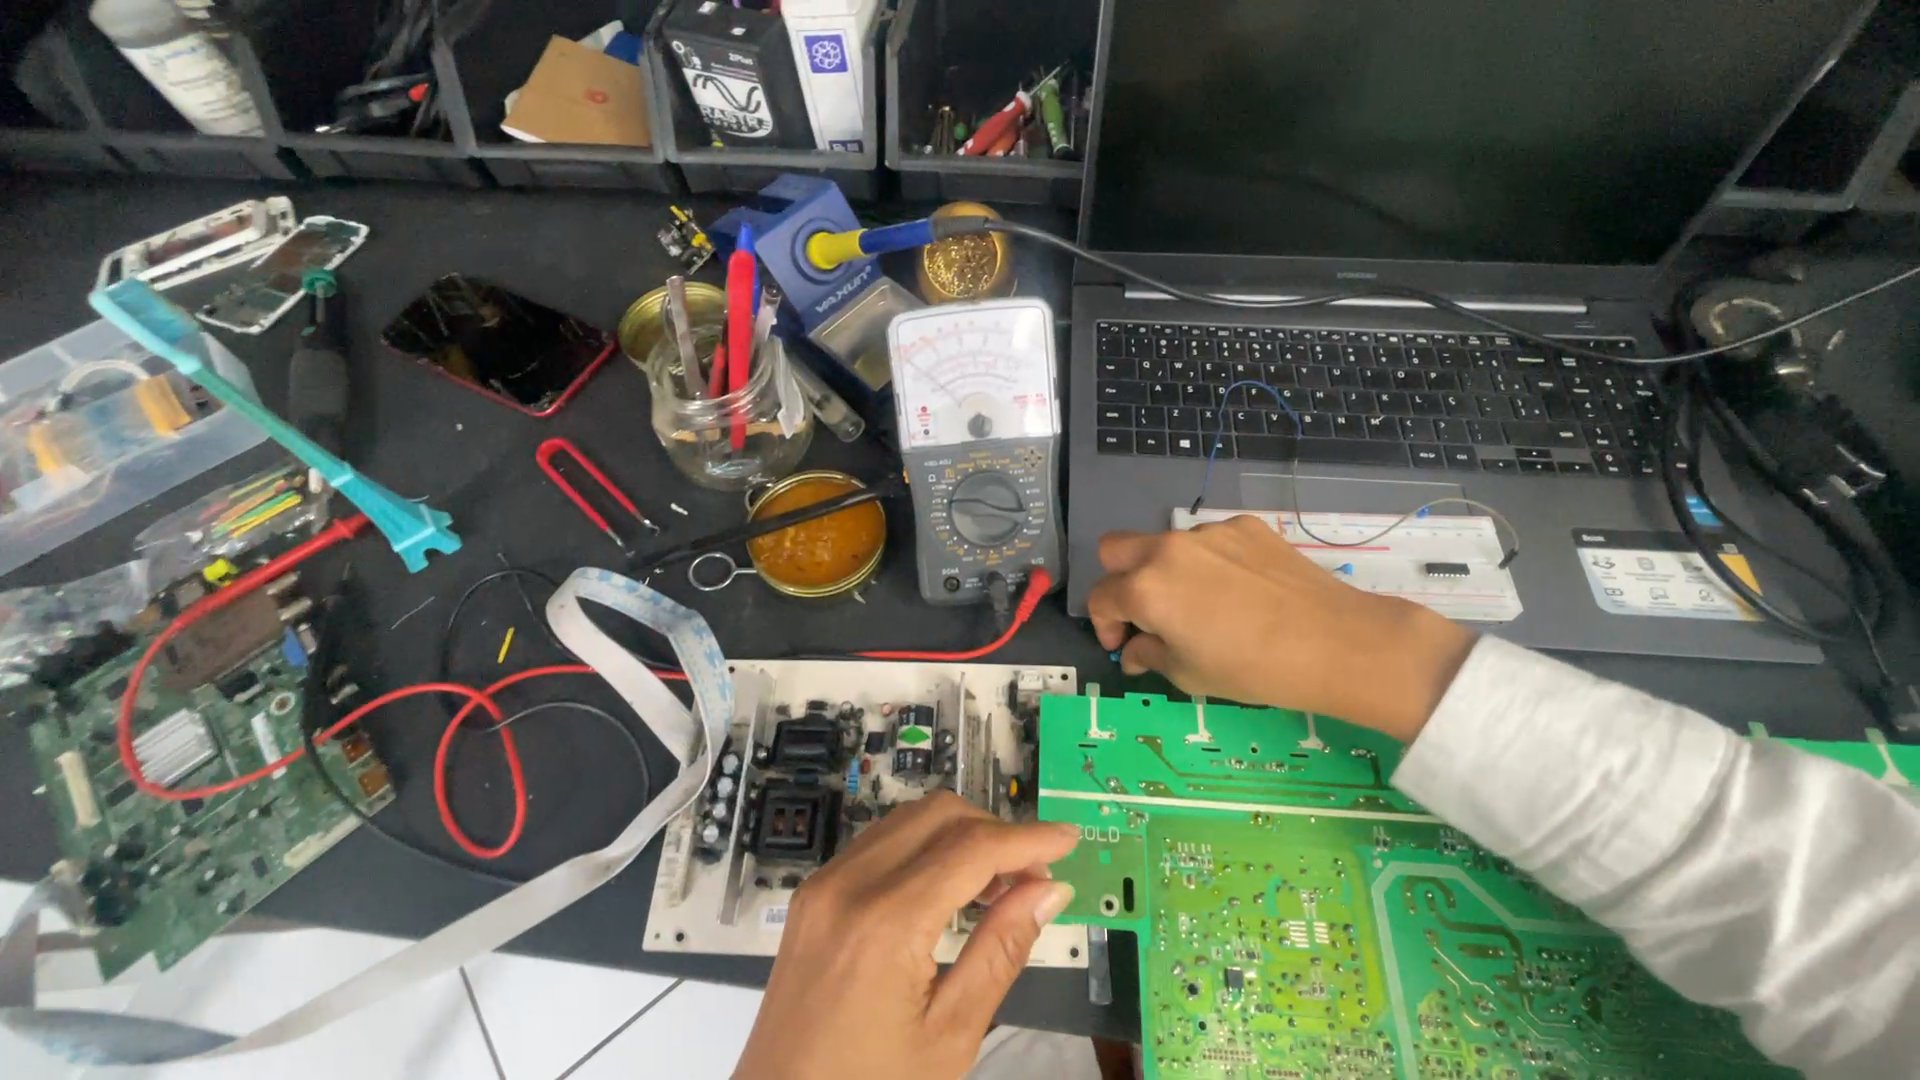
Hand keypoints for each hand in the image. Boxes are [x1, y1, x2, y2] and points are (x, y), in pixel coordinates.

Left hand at [734, 793, 1079, 1079]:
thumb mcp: (949, 1035)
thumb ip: (1001, 951)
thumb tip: (1049, 890)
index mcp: (886, 922)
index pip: (972, 848)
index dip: (1028, 838)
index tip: (1069, 840)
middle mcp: (849, 883)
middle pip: (940, 814)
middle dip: (996, 831)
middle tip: (1031, 879)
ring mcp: (824, 881)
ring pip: (909, 818)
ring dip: (960, 834)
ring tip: (995, 885)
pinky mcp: (813, 891)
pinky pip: (880, 841)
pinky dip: (924, 846)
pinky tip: (946, 888)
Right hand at [1086, 517, 1476, 741]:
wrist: (1334, 642)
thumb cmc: (1251, 669)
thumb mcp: (1189, 674)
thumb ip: (1150, 655)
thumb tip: (1134, 649)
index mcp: (1145, 588)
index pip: (1101, 597)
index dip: (1105, 625)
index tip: (1123, 644)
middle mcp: (1167, 550)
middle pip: (1115, 549)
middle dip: (1118, 580)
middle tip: (1143, 612)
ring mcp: (1207, 532)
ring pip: (1164, 544)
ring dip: (1165, 571)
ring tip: (1201, 605)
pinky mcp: (1244, 526)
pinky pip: (1208, 541)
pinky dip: (1207, 563)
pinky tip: (1237, 591)